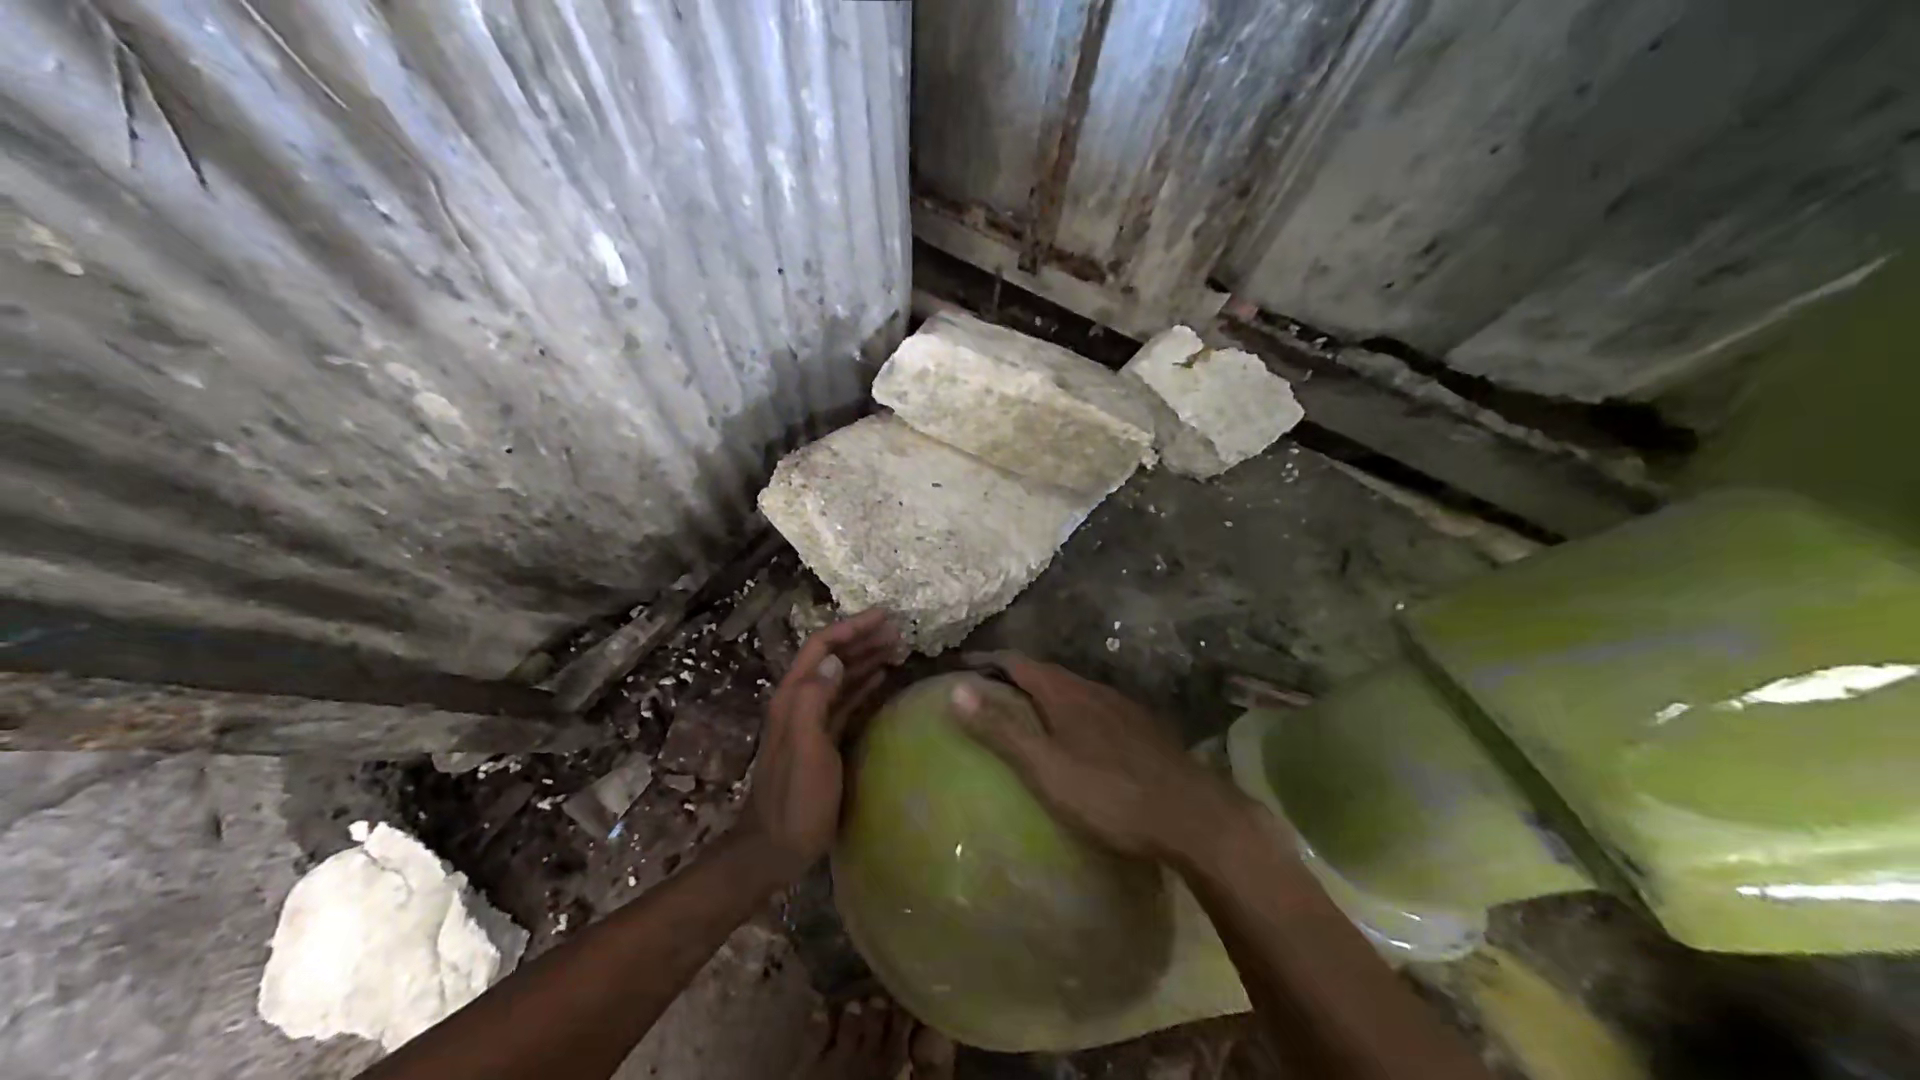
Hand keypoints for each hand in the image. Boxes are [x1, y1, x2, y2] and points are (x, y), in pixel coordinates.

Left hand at [739, 609, 900, 881]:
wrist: (776, 847)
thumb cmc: (795, 799)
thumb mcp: (805, 749)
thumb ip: (814, 701)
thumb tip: (834, 661)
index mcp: (793, 698)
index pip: (821, 648)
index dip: (851, 628)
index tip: (885, 616)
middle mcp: (800, 702)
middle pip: (832, 658)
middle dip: (862, 639)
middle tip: (899, 630)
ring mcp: (810, 721)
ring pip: (840, 677)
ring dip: (865, 659)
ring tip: (897, 648)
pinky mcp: (822, 738)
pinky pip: (845, 700)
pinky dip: (864, 684)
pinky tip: (882, 679)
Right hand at [951, 653, 1253, 863]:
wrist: (1193, 816)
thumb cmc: (1110, 794)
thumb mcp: (1045, 768)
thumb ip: (1001, 730)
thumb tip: (956, 689)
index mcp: (1065, 694)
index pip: (1017, 662)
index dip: (987, 660)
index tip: (960, 666)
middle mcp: (1093, 690)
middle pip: (1046, 672)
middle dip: (1014, 675)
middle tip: (986, 690)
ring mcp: (1122, 707)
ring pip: (1073, 689)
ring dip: (1044, 692)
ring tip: (1024, 710)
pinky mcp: (1142, 727)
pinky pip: (1095, 707)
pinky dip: (1071, 709)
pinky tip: (1075, 734)